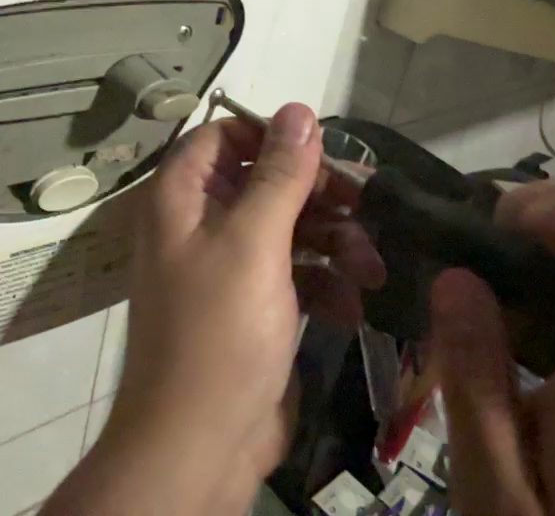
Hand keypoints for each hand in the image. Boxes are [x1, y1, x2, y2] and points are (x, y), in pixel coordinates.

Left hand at [43, 104, 382, 515]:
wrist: (201, 443)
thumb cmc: (219, 332)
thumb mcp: (253, 244)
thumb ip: (278, 175)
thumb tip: (298, 110)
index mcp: (182, 198)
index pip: (222, 137)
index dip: (269, 138)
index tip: (322, 153)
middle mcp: (199, 223)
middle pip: (263, 182)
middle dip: (317, 195)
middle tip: (369, 207)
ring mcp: (227, 267)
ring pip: (286, 229)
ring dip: (332, 242)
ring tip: (372, 268)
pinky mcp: (253, 307)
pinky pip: (293, 275)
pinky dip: (324, 283)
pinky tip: (351, 306)